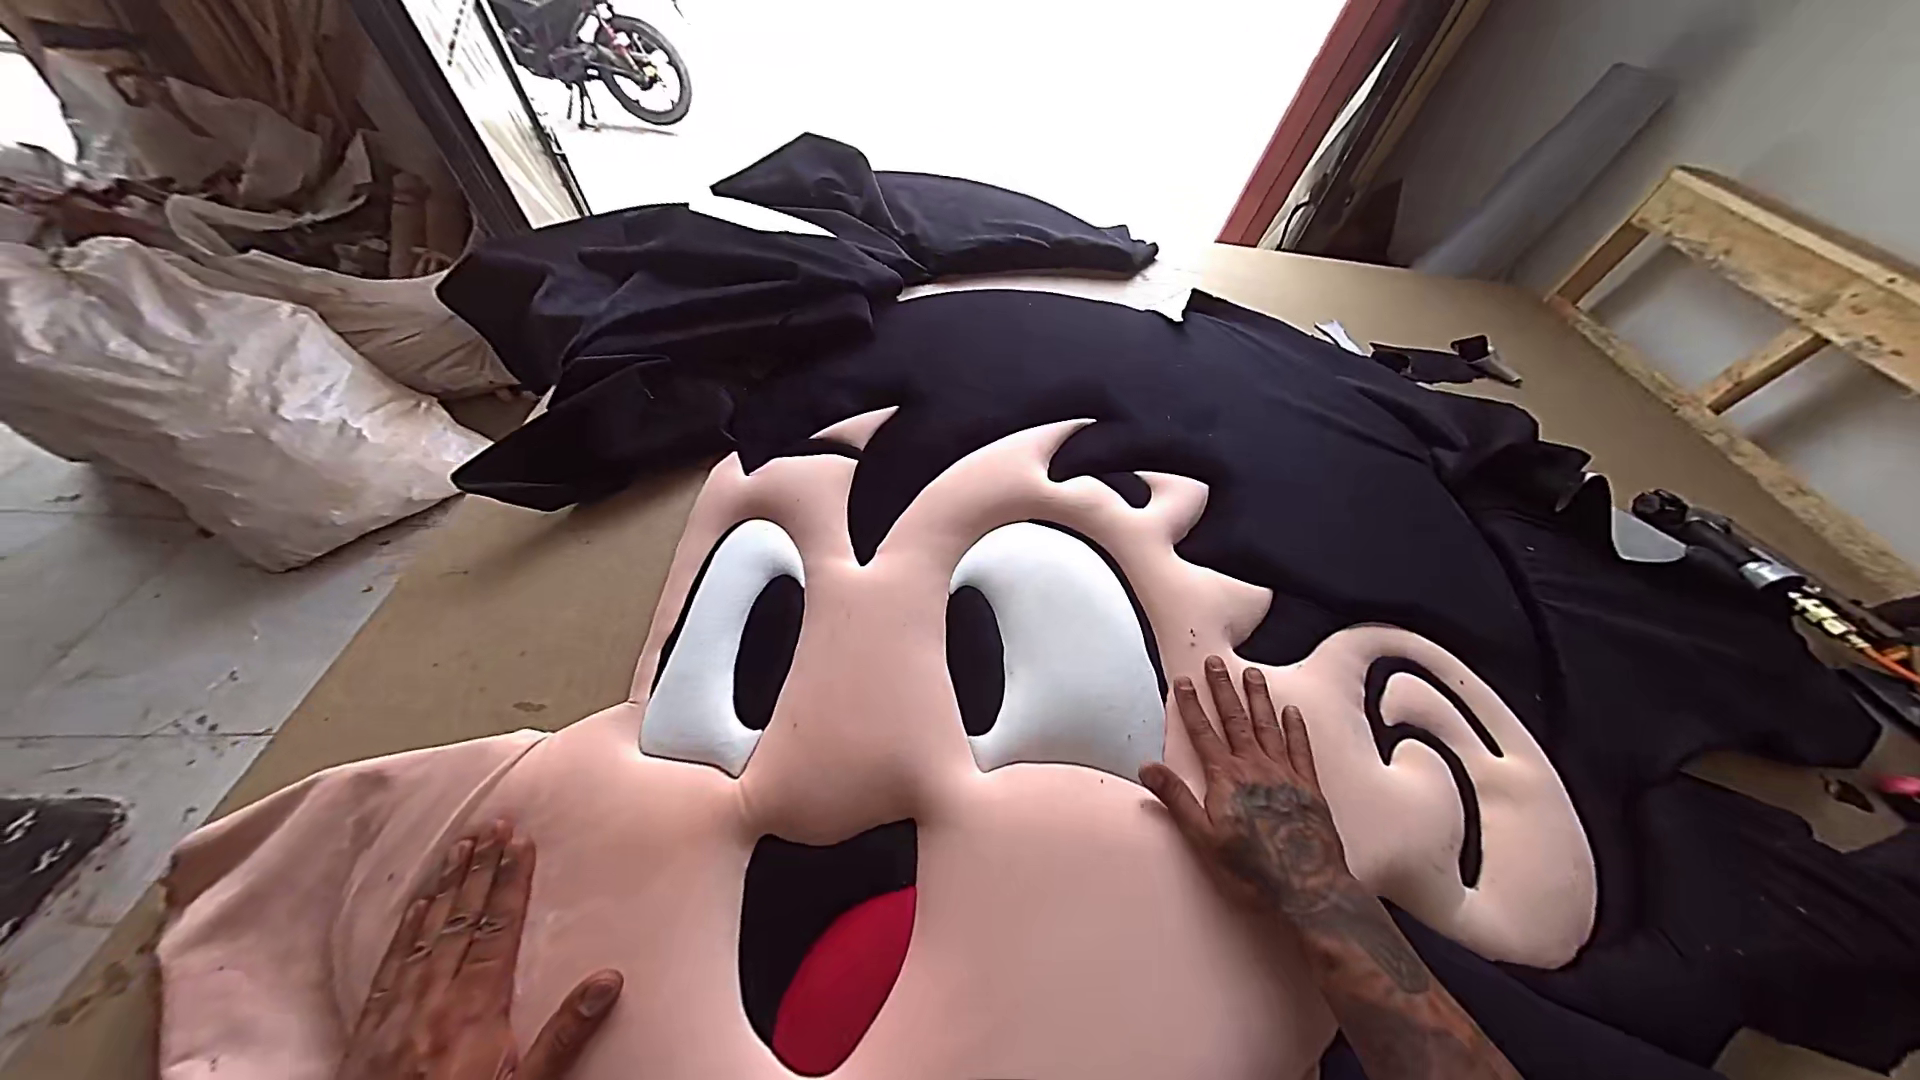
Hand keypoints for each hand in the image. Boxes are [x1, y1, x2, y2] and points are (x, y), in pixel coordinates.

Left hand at [338, 821, 623, 1079]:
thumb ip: (565, 1034)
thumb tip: (610, 979)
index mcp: (473, 1008)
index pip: (496, 928)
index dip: (511, 881)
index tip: (520, 843)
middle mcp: (433, 1000)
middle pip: (462, 919)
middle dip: (482, 868)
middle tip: (494, 825)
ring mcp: (397, 1013)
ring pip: (426, 932)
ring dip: (448, 886)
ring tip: (461, 846)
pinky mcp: (370, 1031)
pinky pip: (391, 964)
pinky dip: (407, 928)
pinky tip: (418, 904)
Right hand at [1138, 655, 1356, 918]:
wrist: (1310, 891)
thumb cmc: (1252, 869)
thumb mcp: (1202, 837)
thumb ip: (1175, 797)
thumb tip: (1147, 766)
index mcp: (1226, 777)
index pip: (1203, 731)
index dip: (1190, 705)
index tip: (1182, 681)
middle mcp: (1255, 767)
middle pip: (1234, 718)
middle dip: (1222, 688)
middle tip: (1214, 662)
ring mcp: (1284, 774)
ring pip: (1267, 726)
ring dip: (1257, 697)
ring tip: (1251, 673)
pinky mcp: (1309, 787)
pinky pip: (1301, 749)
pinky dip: (1295, 728)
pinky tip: (1291, 711)